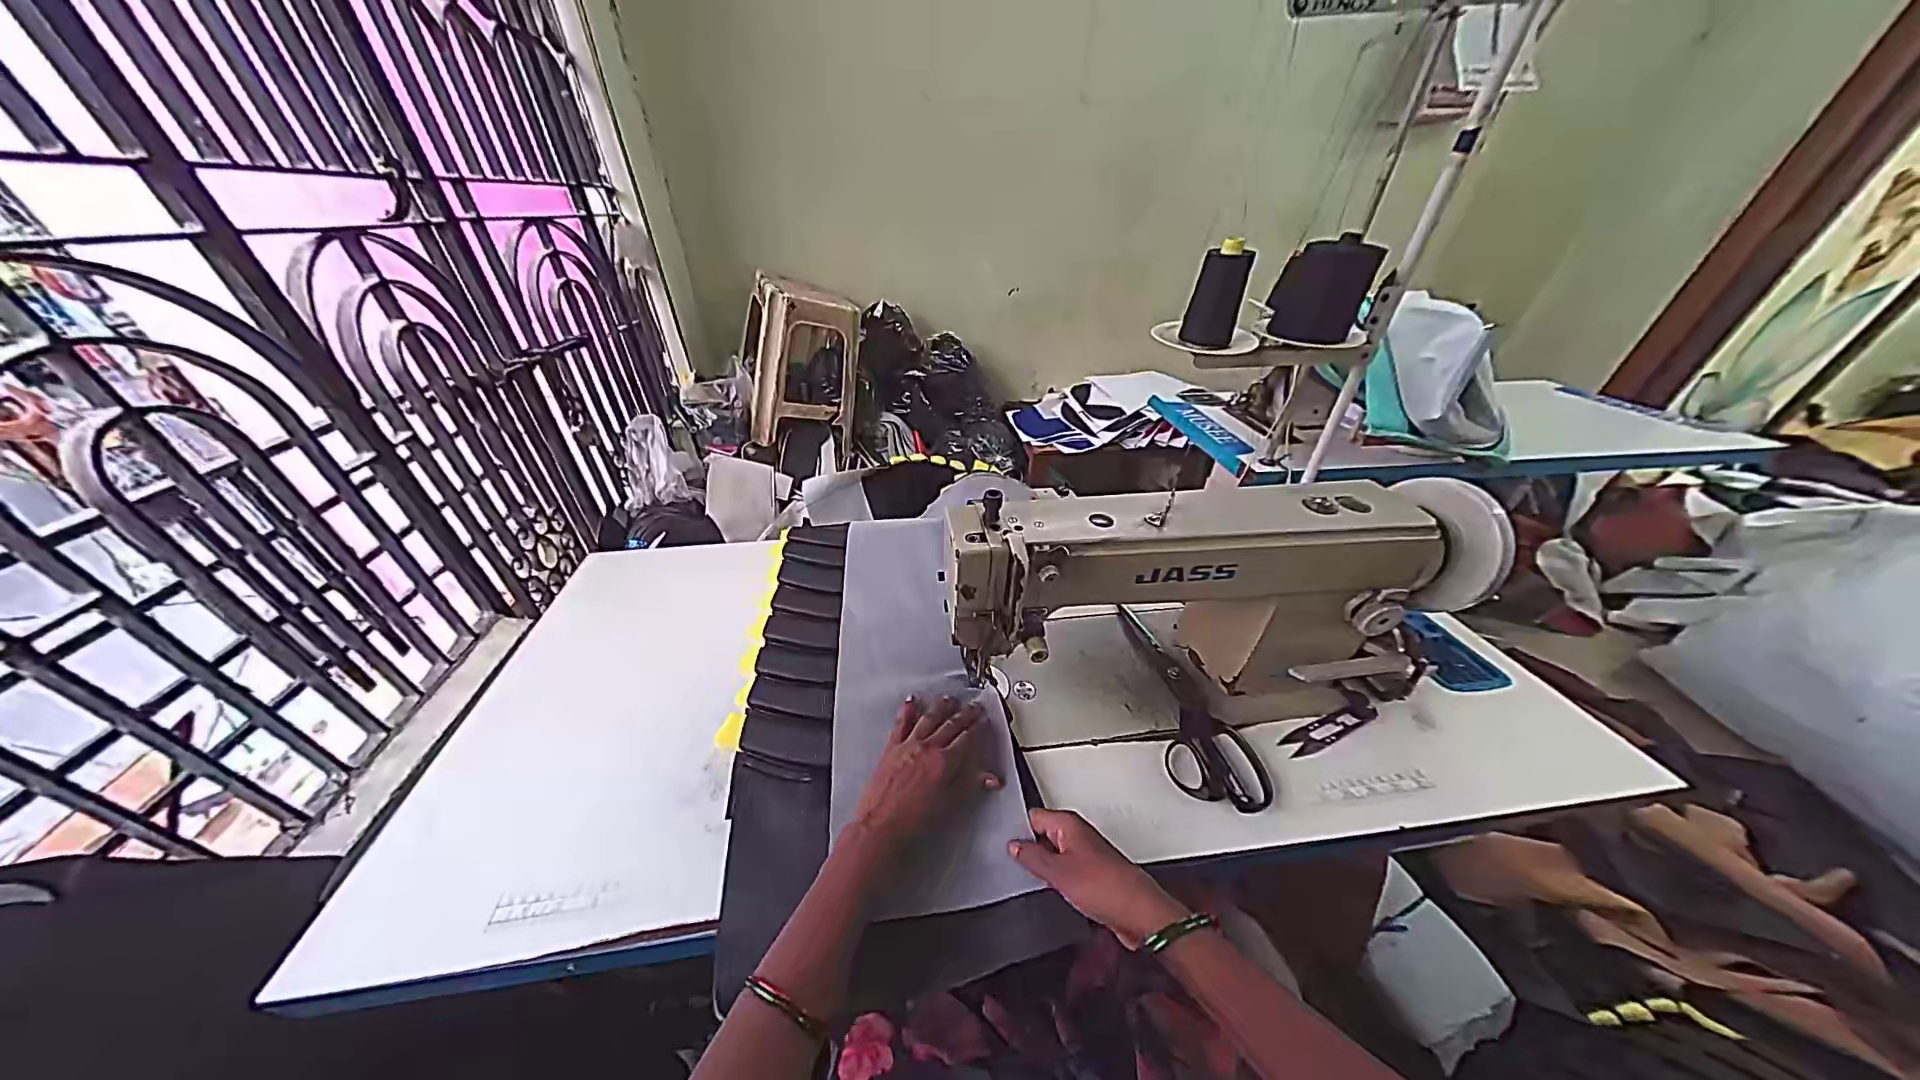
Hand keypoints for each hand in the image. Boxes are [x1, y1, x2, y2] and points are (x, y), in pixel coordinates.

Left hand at [850, 696, 1001, 846]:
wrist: (882, 824)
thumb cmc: (913, 819)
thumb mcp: (949, 803)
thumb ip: (970, 785)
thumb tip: (990, 778)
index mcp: (944, 762)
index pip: (967, 738)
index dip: (978, 727)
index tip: (983, 720)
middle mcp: (927, 748)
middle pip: (951, 724)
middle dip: (965, 713)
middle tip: (973, 706)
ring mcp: (908, 745)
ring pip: (928, 719)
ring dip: (940, 707)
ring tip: (949, 699)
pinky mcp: (892, 748)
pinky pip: (901, 724)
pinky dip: (907, 711)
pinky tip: (911, 702)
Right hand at [1008, 808, 1187, 948]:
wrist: (1138, 912)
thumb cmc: (1107, 887)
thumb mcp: (1058, 872)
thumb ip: (1032, 857)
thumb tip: (1015, 846)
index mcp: (1068, 824)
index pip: (1033, 817)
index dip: (1018, 831)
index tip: (1007, 845)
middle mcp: (1078, 834)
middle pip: (1042, 835)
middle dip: (1031, 851)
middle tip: (1022, 867)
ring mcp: (1085, 853)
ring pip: (1053, 855)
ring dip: (1045, 868)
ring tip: (1039, 881)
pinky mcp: (1091, 872)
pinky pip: (1065, 870)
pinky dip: (1058, 880)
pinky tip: (1054, 891)